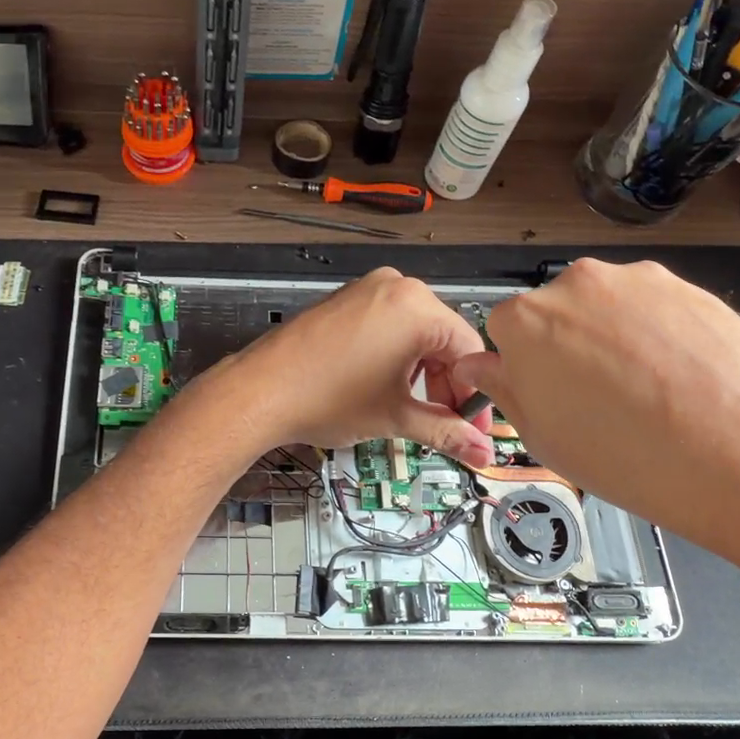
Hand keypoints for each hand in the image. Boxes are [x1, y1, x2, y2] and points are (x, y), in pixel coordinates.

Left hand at [188, 268, 493, 466]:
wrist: (259, 392)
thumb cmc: (322, 398)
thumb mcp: (394, 417)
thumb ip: (445, 431)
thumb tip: (480, 450)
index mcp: (416, 307)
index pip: (469, 350)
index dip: (475, 395)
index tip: (475, 428)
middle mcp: (395, 288)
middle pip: (444, 340)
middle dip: (448, 387)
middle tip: (449, 427)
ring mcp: (367, 291)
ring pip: (416, 335)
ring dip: (423, 375)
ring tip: (413, 413)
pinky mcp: (346, 302)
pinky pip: (389, 327)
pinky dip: (397, 359)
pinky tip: (387, 390)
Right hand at [450, 259, 739, 528]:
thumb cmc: (636, 455)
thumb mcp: (542, 438)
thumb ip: (504, 390)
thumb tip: (484, 367)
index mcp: (524, 322)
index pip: (503, 331)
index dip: (521, 365)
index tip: (541, 390)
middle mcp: (574, 287)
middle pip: (553, 313)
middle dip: (564, 347)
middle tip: (592, 399)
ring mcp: (634, 281)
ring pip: (604, 308)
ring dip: (610, 340)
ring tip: (642, 394)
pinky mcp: (686, 285)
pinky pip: (651, 308)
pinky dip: (655, 336)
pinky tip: (675, 381)